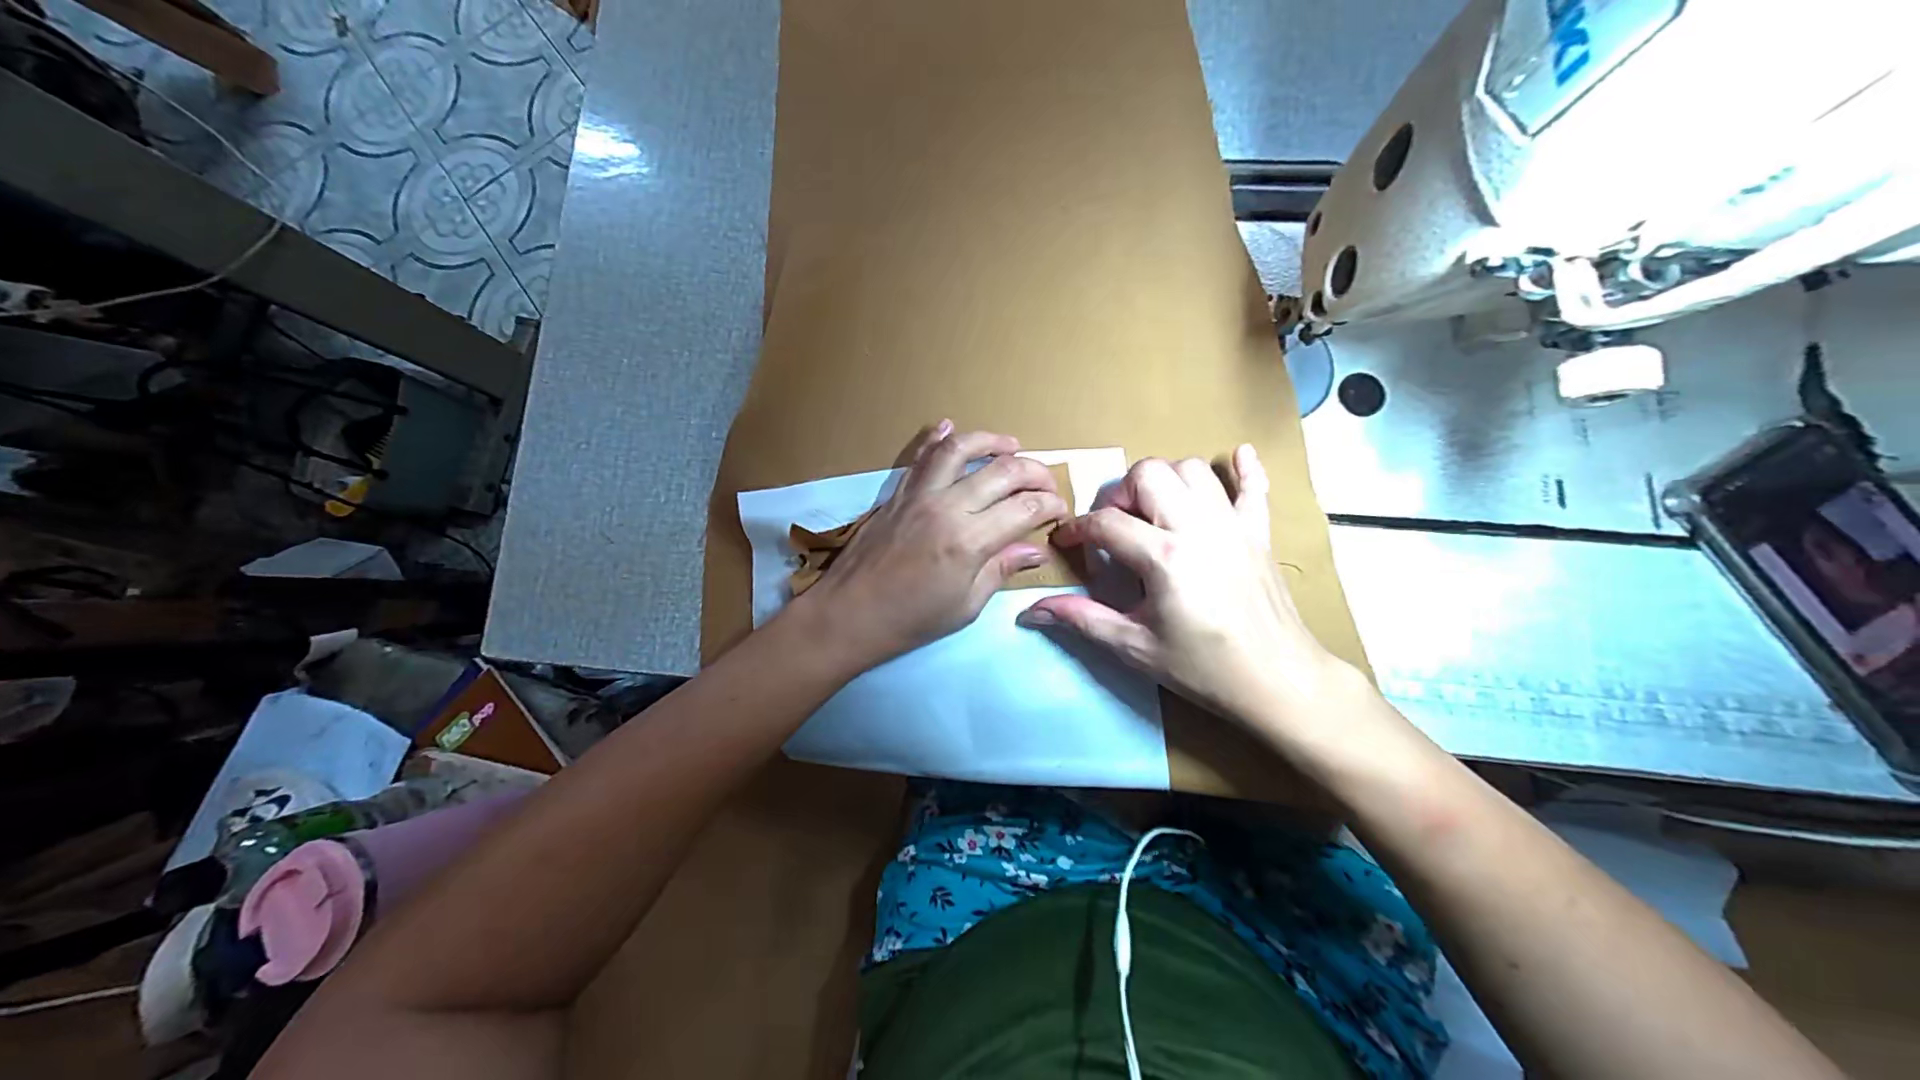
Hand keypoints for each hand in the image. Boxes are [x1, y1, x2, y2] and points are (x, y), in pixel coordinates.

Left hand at [794, 420, 1068, 669]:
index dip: (1050, 505)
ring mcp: (919, 495)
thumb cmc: (911, 620)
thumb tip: (1034, 549)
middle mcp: (948, 507)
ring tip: (1013, 445)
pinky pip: (920, 457)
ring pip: (960, 449)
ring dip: (992, 441)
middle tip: (1047, 483)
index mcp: (969, 541)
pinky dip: (937, 438)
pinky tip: (950, 427)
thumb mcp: (965, 605)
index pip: (1025, 509)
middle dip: (1035, 472)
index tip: (1060, 511)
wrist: (848, 615)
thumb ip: (1000, 570)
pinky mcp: (898, 493)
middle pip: (1003, 472)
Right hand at [1018, 448, 1367, 747]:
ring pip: (1192, 469)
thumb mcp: (1135, 647)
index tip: (1066, 543)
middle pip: (1149, 473)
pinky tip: (1234, 458)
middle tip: (1115, 525)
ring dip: (1166, 481)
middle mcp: (1197, 526)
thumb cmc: (1204, 668)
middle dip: (1122, 492)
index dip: (1077, 529)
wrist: (1279, 681)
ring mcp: (1232, 524)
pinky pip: (1253, 485)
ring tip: (1154, 511)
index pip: (1106, 523)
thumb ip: (1083, 620)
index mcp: (1164, 556)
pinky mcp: (1258, 532)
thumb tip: (1032, 610)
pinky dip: (1242, 469)